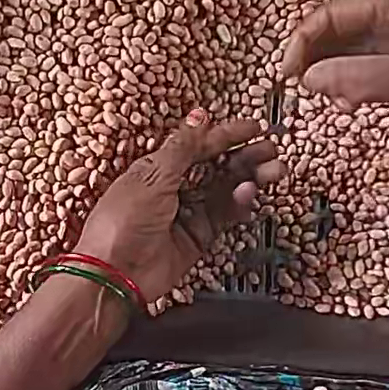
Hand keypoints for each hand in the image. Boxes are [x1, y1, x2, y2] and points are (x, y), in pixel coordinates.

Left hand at [72, 110, 280, 305]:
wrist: (115, 273)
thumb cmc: (123, 221)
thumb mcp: (153, 176)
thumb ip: (183, 148)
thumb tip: (200, 116)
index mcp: (157, 168)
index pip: (198, 146)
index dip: (226, 136)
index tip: (254, 128)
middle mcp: (174, 188)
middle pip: (216, 167)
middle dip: (245, 156)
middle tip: (271, 151)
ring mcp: (187, 213)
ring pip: (225, 190)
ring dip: (249, 178)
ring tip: (273, 170)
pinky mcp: (197, 237)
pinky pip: (224, 215)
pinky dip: (238, 203)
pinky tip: (248, 193)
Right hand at [279, 0, 388, 137]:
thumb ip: (357, 77)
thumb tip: (307, 79)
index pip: (336, 11)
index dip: (304, 41)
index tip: (285, 76)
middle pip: (342, 25)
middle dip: (315, 54)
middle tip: (295, 88)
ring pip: (354, 46)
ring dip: (332, 69)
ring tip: (317, 95)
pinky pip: (372, 64)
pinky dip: (352, 79)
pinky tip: (344, 98)